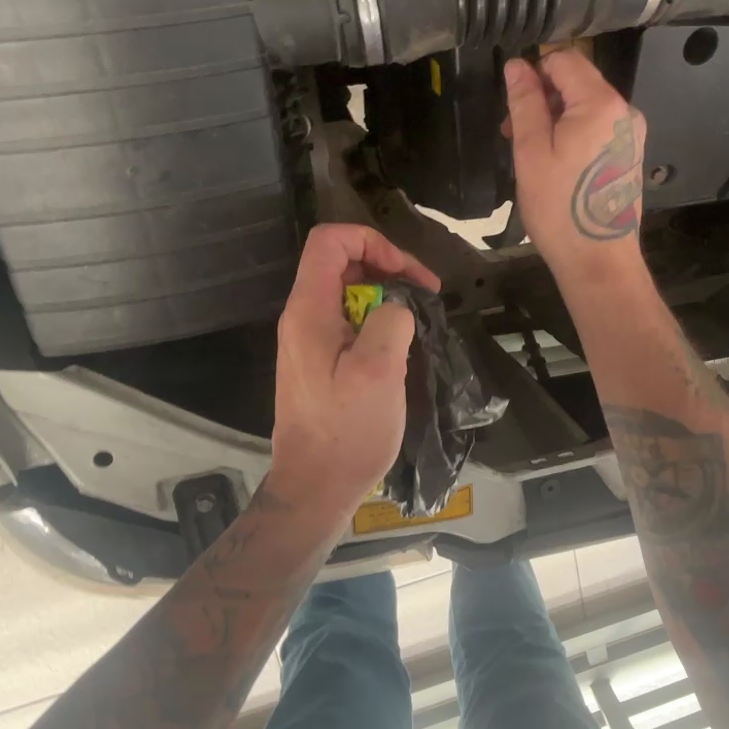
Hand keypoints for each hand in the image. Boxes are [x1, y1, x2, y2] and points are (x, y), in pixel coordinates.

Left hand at [271, 224, 440, 514]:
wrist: (316, 487)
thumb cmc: (347, 431)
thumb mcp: (378, 371)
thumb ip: (390, 320)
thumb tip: (396, 306)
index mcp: (309, 311)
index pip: (330, 241)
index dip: (372, 242)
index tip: (407, 274)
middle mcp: (303, 317)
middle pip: (341, 262)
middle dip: (387, 268)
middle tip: (426, 296)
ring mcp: (309, 340)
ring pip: (348, 292)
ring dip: (386, 297)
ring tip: (419, 321)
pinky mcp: (320, 362)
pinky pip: (349, 321)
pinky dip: (378, 321)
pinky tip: (401, 347)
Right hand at [503, 41, 648, 283]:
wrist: (598, 261)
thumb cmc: (559, 207)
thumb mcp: (531, 151)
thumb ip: (525, 102)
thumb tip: (516, 65)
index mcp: (602, 104)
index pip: (565, 60)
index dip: (534, 72)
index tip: (514, 104)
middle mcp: (624, 112)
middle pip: (578, 82)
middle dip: (543, 98)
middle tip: (514, 133)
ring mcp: (631, 135)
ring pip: (586, 107)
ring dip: (555, 118)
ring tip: (531, 153)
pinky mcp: (629, 155)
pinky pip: (597, 129)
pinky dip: (572, 135)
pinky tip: (555, 165)